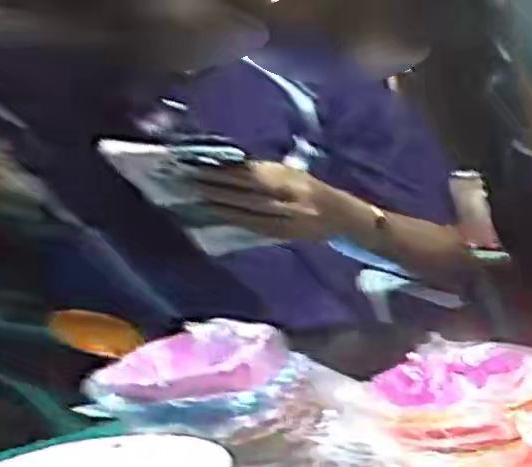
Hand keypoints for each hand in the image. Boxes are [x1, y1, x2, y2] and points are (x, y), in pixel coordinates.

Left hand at [189, 161, 346, 242]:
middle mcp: (291, 202)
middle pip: (247, 195)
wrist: (345, 217)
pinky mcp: (291, 235)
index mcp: (290, 182)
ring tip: (198, 200)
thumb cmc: (312, 190)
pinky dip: (239, 222)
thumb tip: (225, 166)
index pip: (248, 176)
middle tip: (186, 183)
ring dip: (222, 207)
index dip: (220, 172)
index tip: (192, 166)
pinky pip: (260, 228)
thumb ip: (263, 171)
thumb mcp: (291, 173)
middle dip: (216, 189)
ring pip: (251, 214)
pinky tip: (222, 216)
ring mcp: (292, 221)